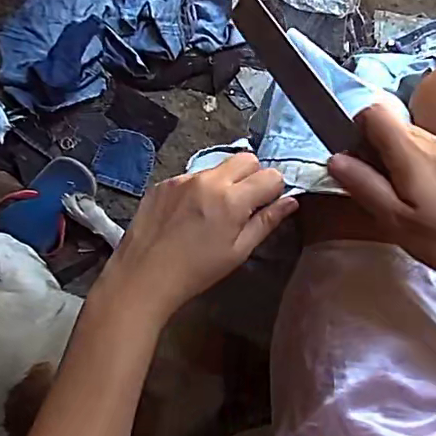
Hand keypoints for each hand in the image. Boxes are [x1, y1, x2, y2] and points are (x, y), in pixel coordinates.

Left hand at [95, 153, 296, 323]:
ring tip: (214, 213)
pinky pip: (193, 176)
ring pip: (219, 166)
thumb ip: (266, 222)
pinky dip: (200, 189)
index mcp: (231, 200)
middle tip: (245, 205)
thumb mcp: (239, 251)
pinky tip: (190, 215)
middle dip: (254, 177)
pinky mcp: (164, 183)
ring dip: (226, 182)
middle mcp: (208, 180)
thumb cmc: (197, 271)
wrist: (144, 276)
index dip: (274, 191)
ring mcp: (183, 179)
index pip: (270, 176)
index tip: (266, 207)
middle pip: (246, 159)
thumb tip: (291, 202)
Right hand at [327, 104, 435, 287]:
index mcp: (411, 151)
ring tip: (405, 201)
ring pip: (413, 141)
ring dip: (400, 162)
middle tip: (379, 191)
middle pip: (393, 128)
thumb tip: (336, 160)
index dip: (357, 131)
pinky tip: (428, 202)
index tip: (356, 160)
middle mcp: (434, 141)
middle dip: (377, 152)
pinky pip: (434, 154)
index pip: (374, 112)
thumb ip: (363, 185)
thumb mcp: (394, 219)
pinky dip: (421, 169)